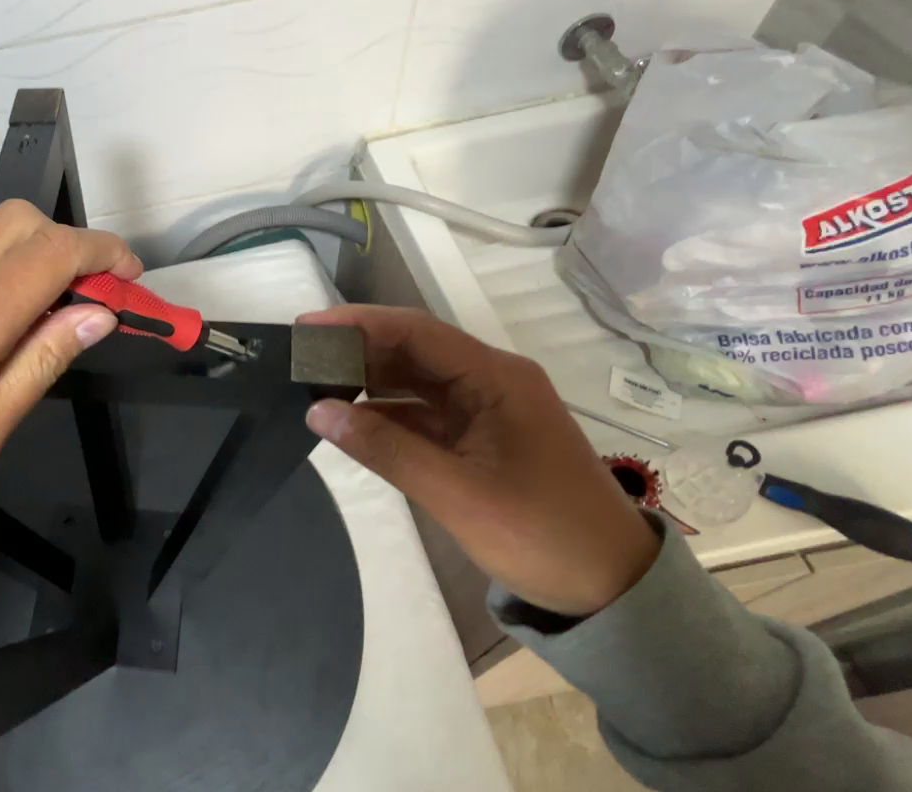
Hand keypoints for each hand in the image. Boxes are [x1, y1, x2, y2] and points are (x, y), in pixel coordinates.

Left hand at [0, 201, 140, 534]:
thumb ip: (37, 366)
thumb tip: (94, 317)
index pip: (51, 254)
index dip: (103, 254)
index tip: (131, 279)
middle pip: (19, 220)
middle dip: (71, 242)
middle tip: (94, 293)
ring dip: (32, 241)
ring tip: (51, 295)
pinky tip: (1, 296)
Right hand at [297, 306, 659, 616]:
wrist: (612, 589)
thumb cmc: (542, 536)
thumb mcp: (458, 494)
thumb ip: (386, 449)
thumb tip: (318, 411)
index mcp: (497, 378)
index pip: (416, 332)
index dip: (358, 323)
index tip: (305, 326)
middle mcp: (492, 381)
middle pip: (414, 350)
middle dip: (358, 350)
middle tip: (300, 359)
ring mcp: (488, 409)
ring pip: (417, 380)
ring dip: (370, 381)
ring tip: (314, 385)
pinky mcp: (482, 436)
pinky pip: (426, 412)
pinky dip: (389, 414)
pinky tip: (352, 420)